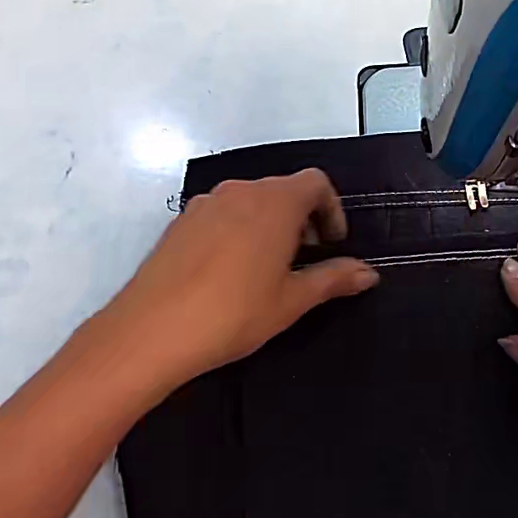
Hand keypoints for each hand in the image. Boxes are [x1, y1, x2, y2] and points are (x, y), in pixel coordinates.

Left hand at [96, 169, 378, 391]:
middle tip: (305, 258)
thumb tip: (370, 272)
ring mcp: (205, 204)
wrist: (147, 334)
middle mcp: (241, 192)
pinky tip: (229, 271)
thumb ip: (334, 279)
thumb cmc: (232, 313)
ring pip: (252, 200)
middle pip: (285, 189)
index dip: (332, 210)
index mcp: (276, 202)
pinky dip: (239, 229)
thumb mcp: (292, 300)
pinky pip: (222, 213)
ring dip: (270, 222)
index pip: (317, 183)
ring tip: (268, 266)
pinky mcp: (179, 222)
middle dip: (303, 218)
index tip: (331, 243)